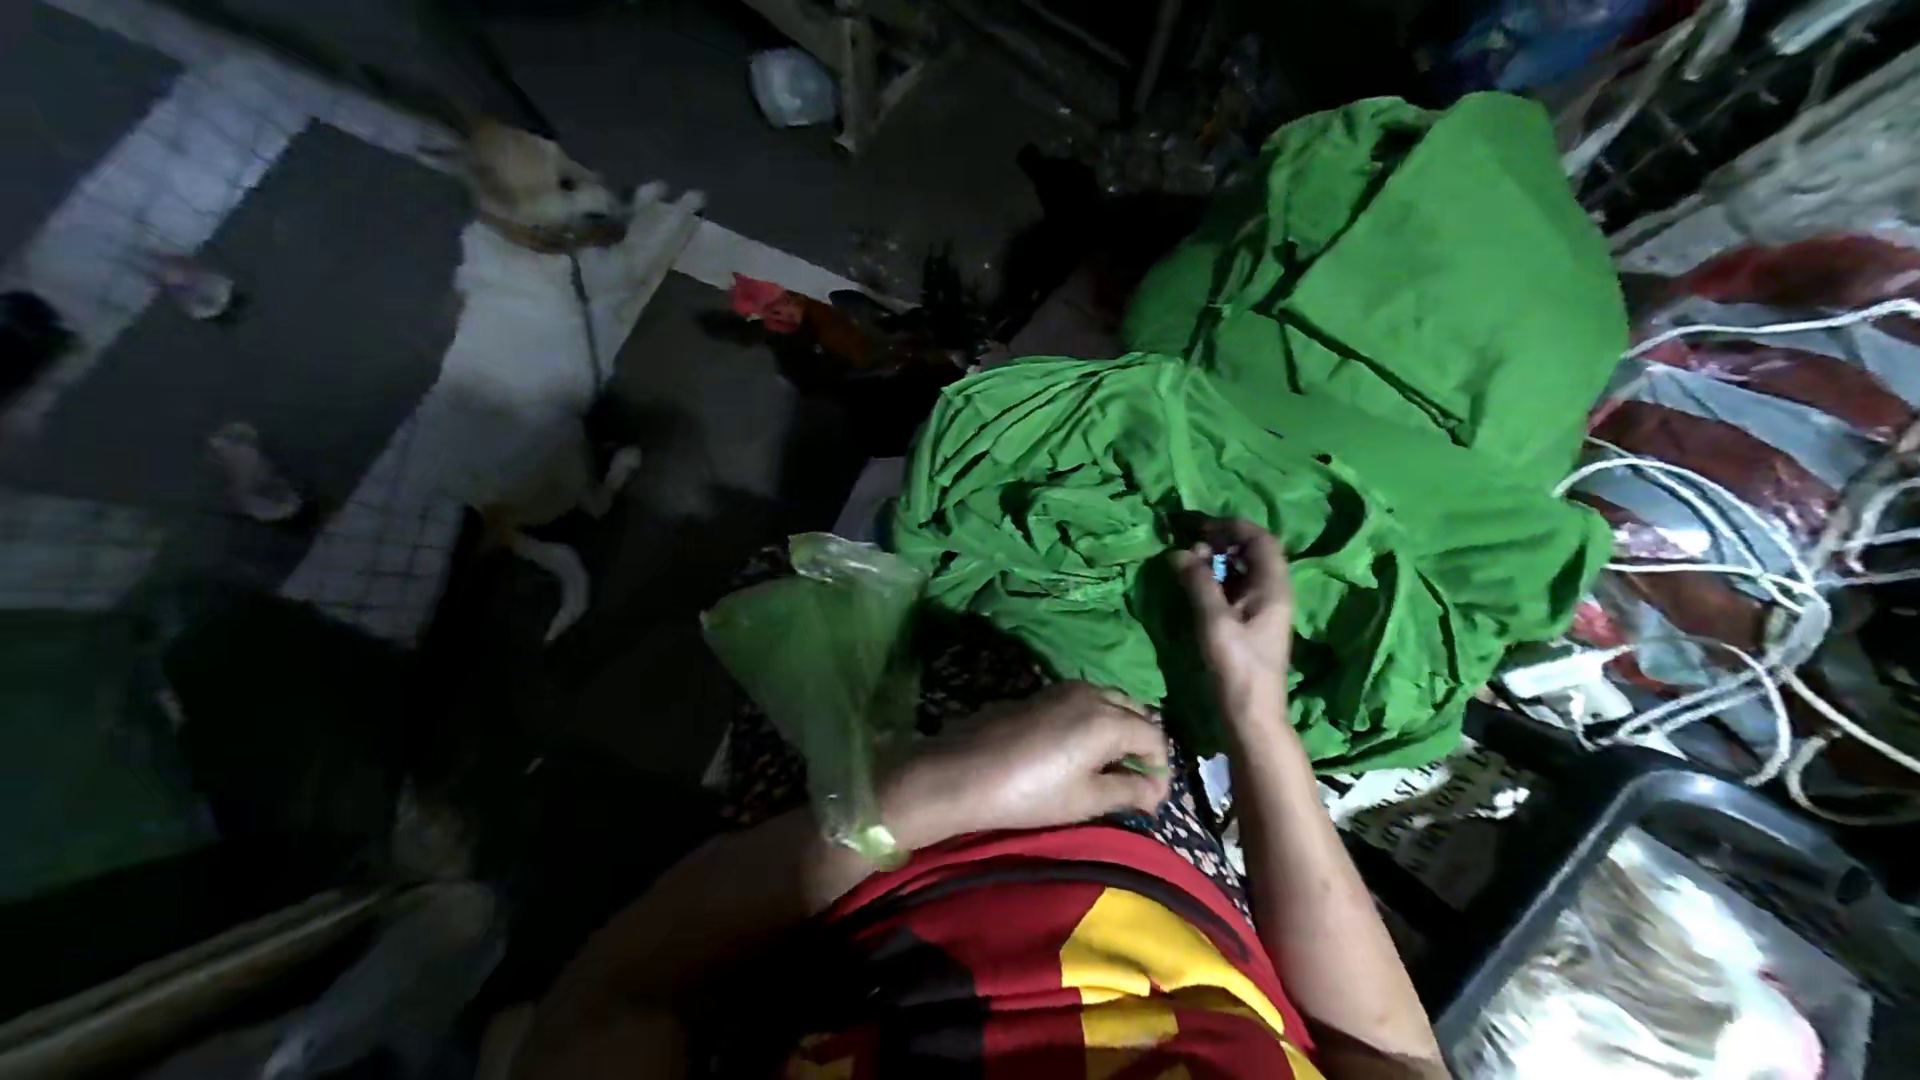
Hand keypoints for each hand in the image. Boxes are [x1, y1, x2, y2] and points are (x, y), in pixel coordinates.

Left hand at [879, 681, 1170, 849]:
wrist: (965, 771)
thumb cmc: (1031, 792)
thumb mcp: (1086, 800)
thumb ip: (1128, 791)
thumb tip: (1155, 791)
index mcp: (1110, 719)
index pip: (1155, 738)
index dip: (1159, 770)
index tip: (1151, 800)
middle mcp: (1092, 693)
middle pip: (1135, 713)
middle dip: (1142, 744)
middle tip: (1134, 781)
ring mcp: (1063, 688)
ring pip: (1109, 701)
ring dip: (1119, 729)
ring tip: (1109, 766)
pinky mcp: (1041, 692)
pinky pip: (1084, 700)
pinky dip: (1094, 719)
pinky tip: (1079, 748)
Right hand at [1170, 519, 1293, 725]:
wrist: (1251, 714)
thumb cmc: (1237, 667)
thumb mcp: (1215, 621)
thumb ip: (1198, 583)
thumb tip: (1179, 552)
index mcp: (1273, 588)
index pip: (1260, 540)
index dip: (1232, 526)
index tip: (1199, 526)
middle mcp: (1272, 593)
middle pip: (1252, 552)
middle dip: (1221, 540)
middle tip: (1189, 542)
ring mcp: (1261, 608)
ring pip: (1241, 570)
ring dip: (1216, 560)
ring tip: (1188, 561)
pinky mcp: (1248, 622)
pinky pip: (1234, 588)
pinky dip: (1214, 578)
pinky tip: (1194, 583)